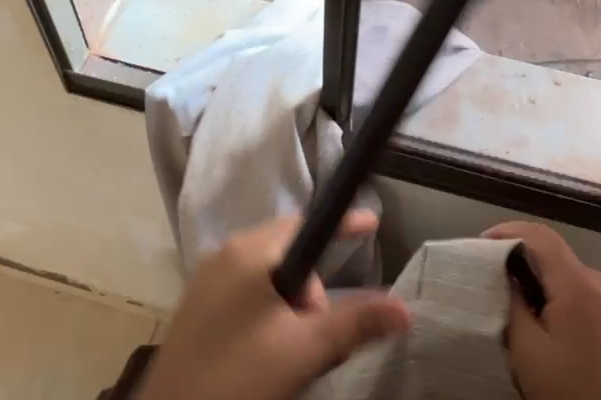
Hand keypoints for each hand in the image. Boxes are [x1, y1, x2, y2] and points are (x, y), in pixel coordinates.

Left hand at [135, 210, 411, 399]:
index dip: (341, 225)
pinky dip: (268, 315)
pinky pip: (244, 296)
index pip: (306, 224)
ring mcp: (205, 283)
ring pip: (266, 279)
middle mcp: (223, 256)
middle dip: (312, 290)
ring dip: (291, 308)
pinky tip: (268, 354)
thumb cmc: (240, 377)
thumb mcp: (305, 350)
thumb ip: (357, 322)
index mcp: (247, 252)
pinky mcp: (195, 312)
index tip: (372, 224)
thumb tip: (405, 308)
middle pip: (287, 254)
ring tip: (293, 352)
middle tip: (316, 333)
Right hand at [485, 221, 600, 399]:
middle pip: (563, 262)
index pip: (542, 237)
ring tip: (545, 323)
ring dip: (562, 292)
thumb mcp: (526, 352)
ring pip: (584, 282)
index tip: (486, 241)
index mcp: (581, 288)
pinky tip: (576, 336)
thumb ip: (514, 303)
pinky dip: (585, 307)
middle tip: (511, 295)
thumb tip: (509, 272)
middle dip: (536, 272)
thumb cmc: (568, 395)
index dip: (510, 231)